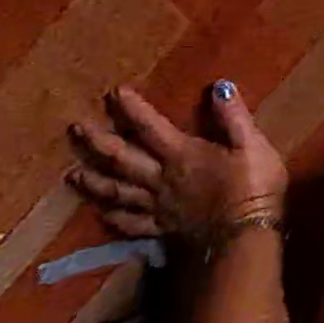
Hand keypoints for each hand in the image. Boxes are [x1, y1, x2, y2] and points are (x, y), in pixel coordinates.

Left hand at [67, 82, 287, 244]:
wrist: (245, 237)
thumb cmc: (252, 184)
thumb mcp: (251, 143)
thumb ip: (233, 115)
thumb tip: (219, 86)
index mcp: (181, 155)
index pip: (150, 127)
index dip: (131, 109)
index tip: (112, 92)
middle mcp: (161, 179)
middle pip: (122, 160)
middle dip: (98, 143)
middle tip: (74, 129)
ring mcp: (157, 207)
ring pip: (117, 193)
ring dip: (93, 181)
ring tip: (71, 173)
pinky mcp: (161, 229)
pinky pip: (128, 223)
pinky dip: (111, 216)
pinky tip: (101, 213)